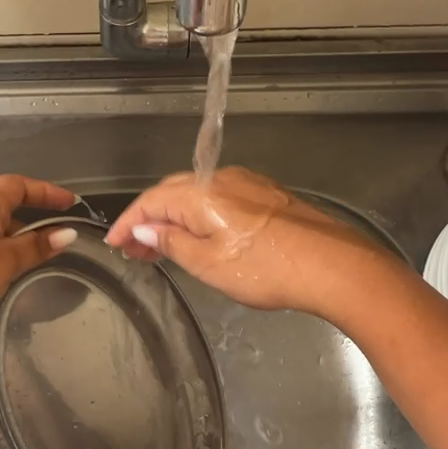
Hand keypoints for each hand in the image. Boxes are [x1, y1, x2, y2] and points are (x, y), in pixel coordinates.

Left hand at [0, 174, 78, 343]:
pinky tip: (0, 277)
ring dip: (13, 241)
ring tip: (31, 263)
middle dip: (32, 220)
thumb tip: (66, 233)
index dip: (46, 191)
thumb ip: (36, 247)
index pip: (18, 185)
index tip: (71, 203)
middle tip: (55, 241)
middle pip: (3, 206)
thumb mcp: (5, 263)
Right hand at [104, 167, 394, 315]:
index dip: (129, 222)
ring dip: (174, 220)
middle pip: (173, 193)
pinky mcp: (267, 198)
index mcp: (202, 192)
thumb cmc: (267, 269)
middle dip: (149, 220)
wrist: (334, 267)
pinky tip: (199, 241)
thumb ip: (173, 243)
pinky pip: (219, 202)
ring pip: (197, 197)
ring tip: (161, 250)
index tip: (113, 243)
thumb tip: (147, 230)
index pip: (152, 200)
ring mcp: (248, 186)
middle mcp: (223, 179)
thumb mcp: (208, 264)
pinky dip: (199, 219)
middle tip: (133, 250)